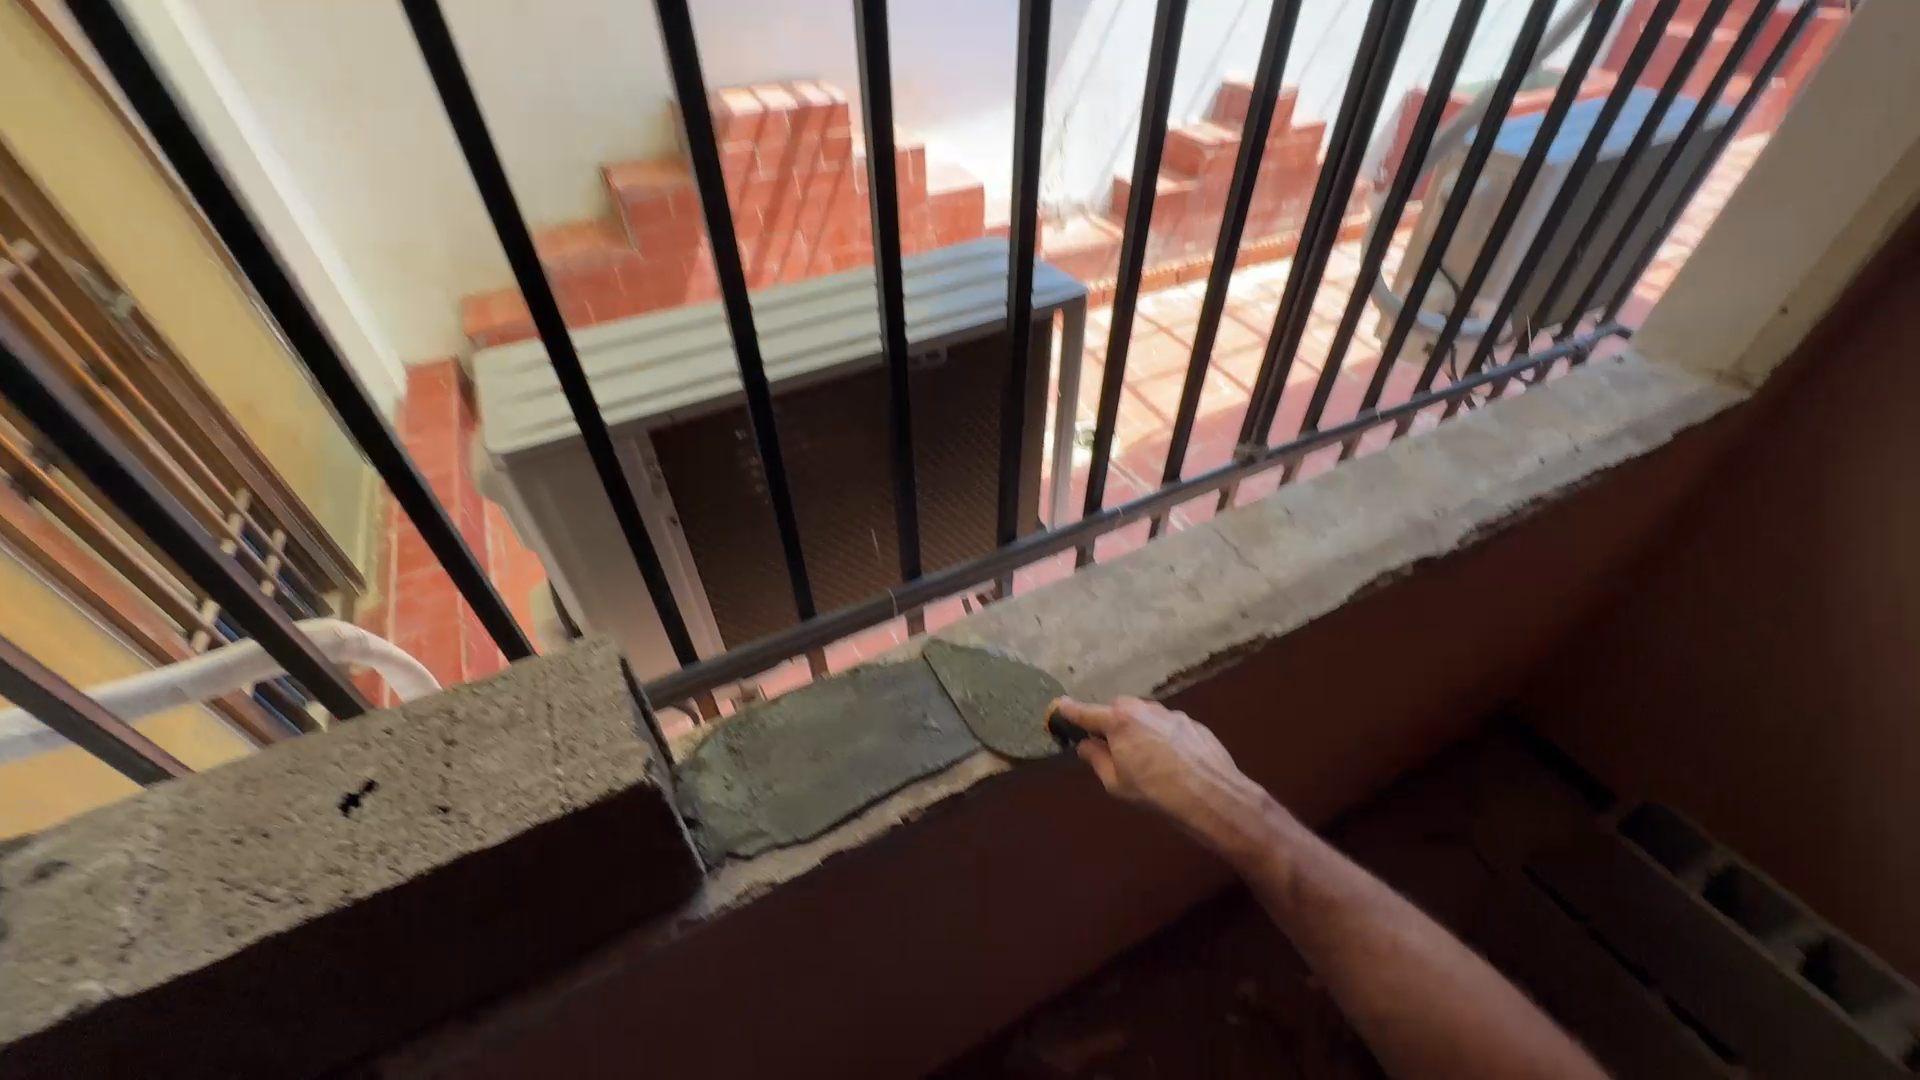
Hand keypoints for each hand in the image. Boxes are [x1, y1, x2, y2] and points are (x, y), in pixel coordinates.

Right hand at [1053, 696, 1285, 865]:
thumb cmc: (1156, 793)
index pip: (1086, 712)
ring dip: (1139, 731)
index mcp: (1119, 721)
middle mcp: (1143, 709)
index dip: (1070, 711)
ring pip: (1144, 717)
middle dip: (1111, 725)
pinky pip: (1167, 726)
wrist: (1213, 797)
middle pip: (1117, 711)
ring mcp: (1170, 713)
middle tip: (1113, 750)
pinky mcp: (1192, 723)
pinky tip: (1173, 762)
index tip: (1059, 706)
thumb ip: (1096, 759)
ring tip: (1148, 761)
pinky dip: (1163, 738)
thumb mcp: (1116, 784)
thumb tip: (1086, 744)